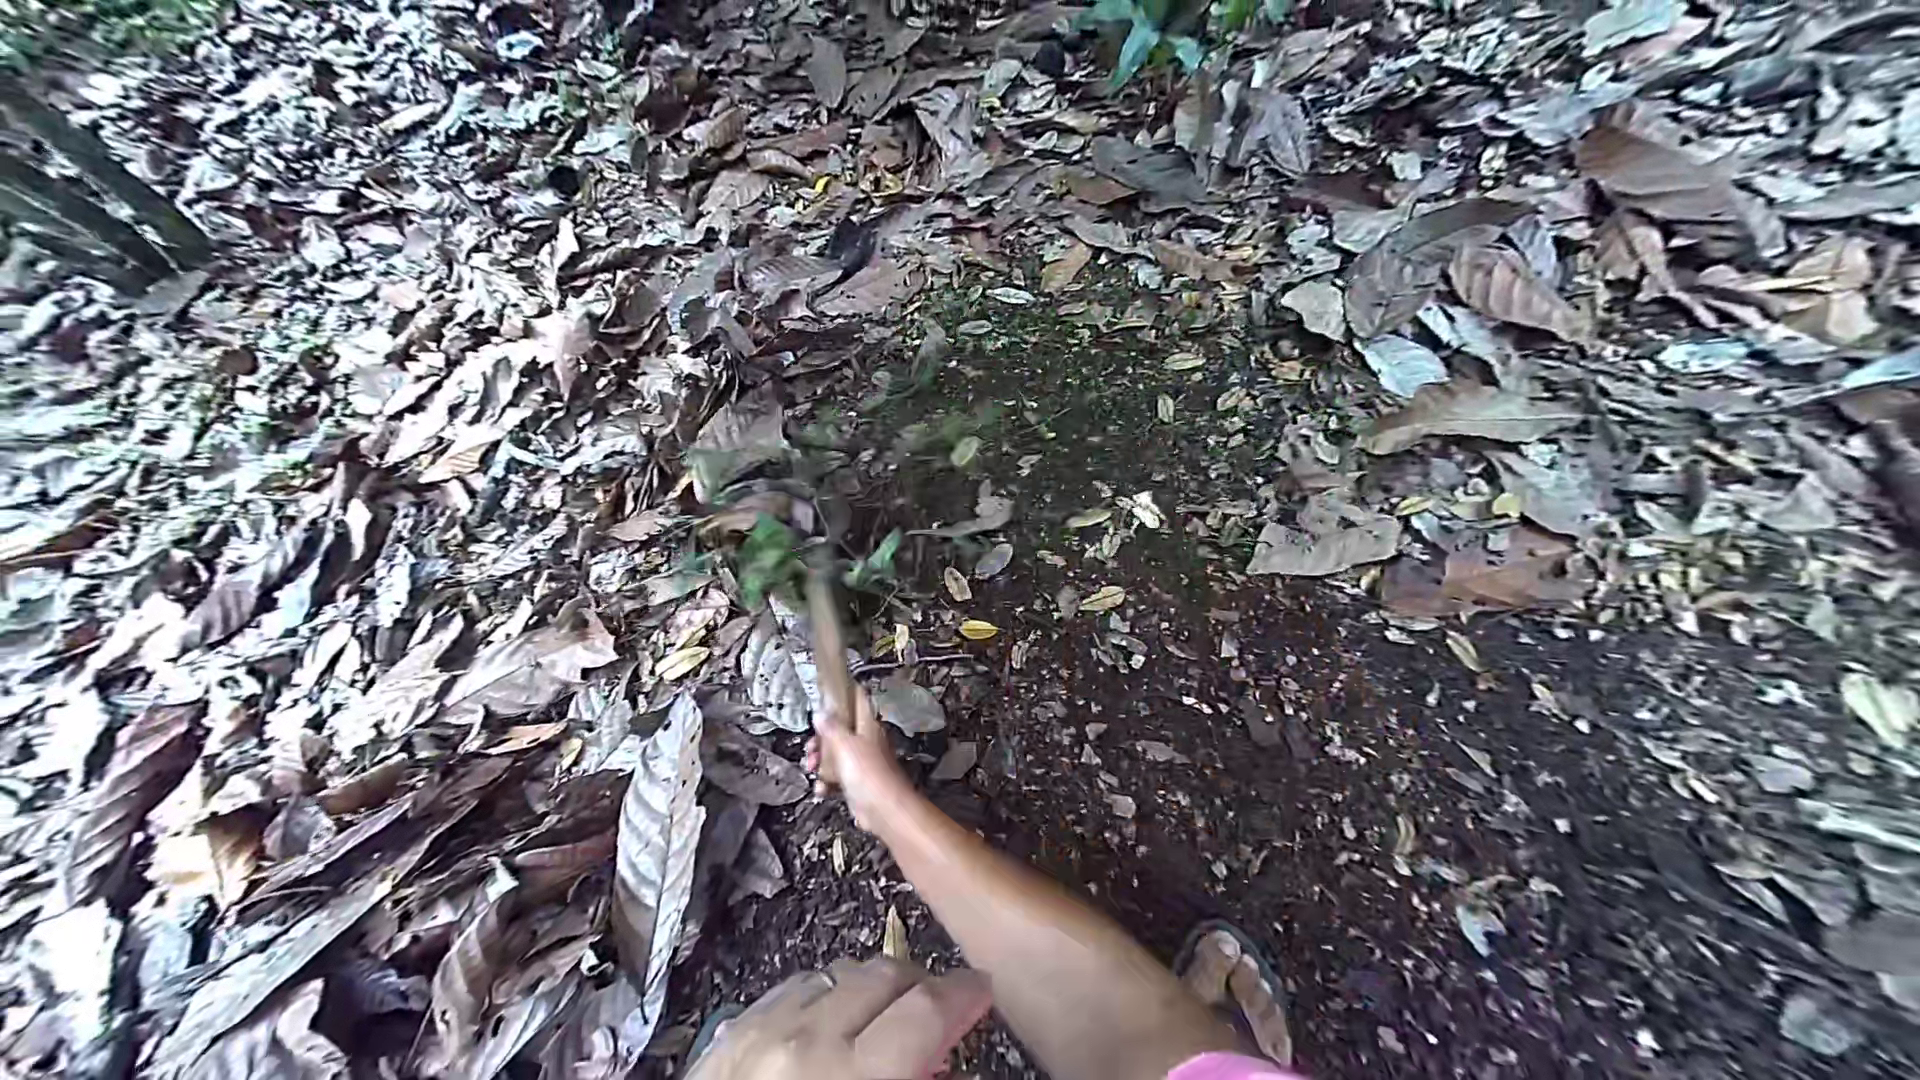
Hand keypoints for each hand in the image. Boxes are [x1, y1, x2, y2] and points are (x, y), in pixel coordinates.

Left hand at [686, 957, 990, 1079]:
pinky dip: (828, 994)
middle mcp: (806, 1038)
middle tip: (939, 1010)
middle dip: (923, 984)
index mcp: (849, 1078)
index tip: (982, 991)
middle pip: (886, 974)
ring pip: (843, 972)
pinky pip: (798, 986)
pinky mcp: (731, 1033)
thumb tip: (945, 1068)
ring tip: (886, 1019)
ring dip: (874, 988)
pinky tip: (833, 1022)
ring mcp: (763, 1028)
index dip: (963, 994)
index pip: (924, 1010)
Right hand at [808, 686, 912, 831]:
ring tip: (812, 768)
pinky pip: (838, 778)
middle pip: (841, 730)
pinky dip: (827, 783)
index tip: (826, 694)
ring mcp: (863, 762)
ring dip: (821, 762)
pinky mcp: (858, 783)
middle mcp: (866, 740)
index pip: (857, 699)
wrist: (884, 809)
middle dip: (821, 738)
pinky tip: (823, 789)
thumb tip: (821, 713)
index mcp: (867, 725)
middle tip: (811, 747)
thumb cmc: (868, 773)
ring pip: (836, 754)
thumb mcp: (844, 745)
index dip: (843, 692)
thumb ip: (831, 727)